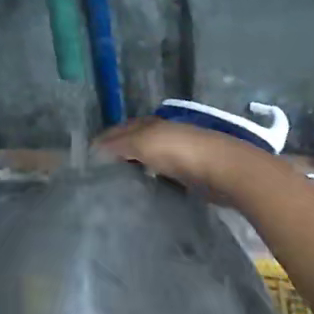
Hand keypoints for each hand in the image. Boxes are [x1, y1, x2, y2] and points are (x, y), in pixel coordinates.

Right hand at [95, 117, 278, 199]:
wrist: (226, 170)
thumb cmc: (181, 152)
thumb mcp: (143, 143)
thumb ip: (119, 144)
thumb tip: (95, 148)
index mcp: (151, 123)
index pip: (120, 129)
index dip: (104, 140)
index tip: (88, 158)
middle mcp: (164, 133)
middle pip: (135, 141)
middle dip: (118, 152)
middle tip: (99, 173)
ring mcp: (179, 153)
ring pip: (149, 158)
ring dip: (136, 167)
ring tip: (117, 184)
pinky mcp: (191, 174)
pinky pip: (163, 174)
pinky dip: (152, 179)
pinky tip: (145, 191)